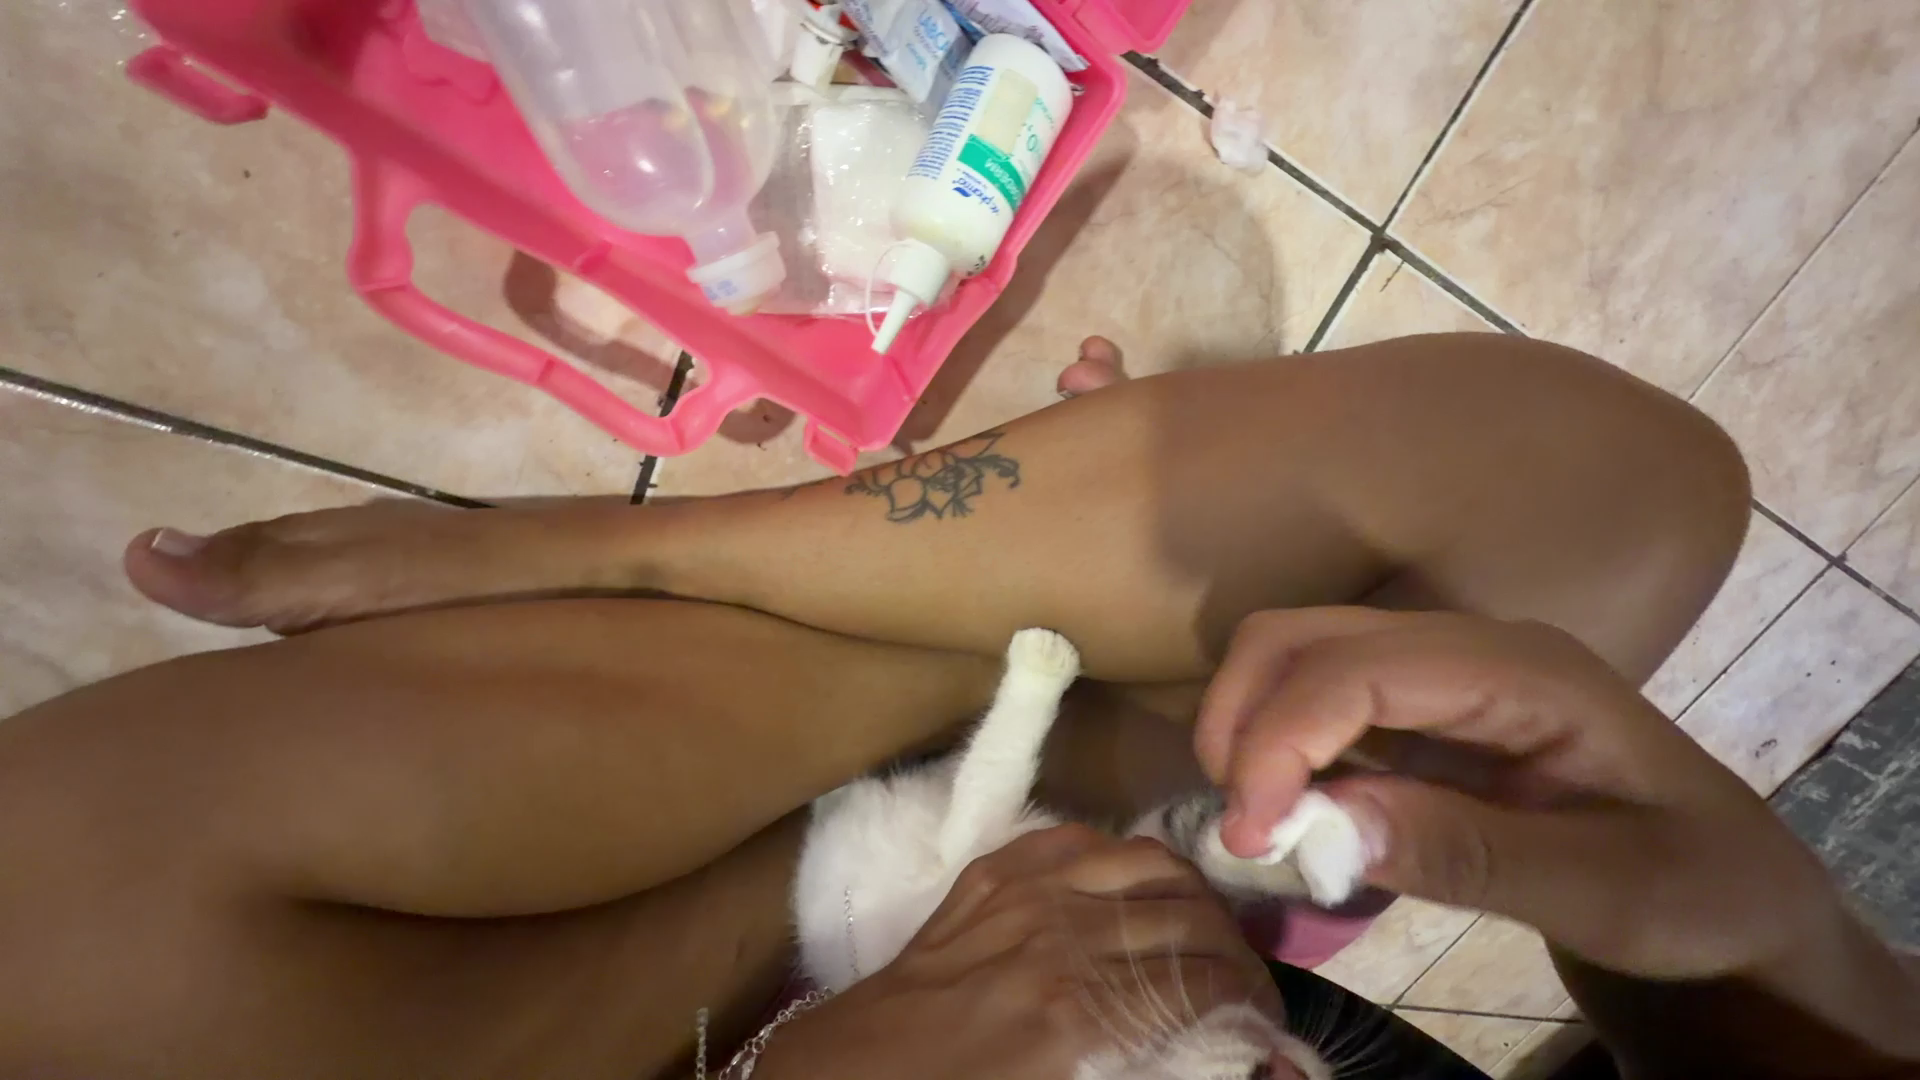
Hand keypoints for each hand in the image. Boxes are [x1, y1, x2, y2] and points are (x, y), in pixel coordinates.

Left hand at [758, 825, 1291, 1079]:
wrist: (872, 1061)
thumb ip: (1159, 1066)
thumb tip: (1263, 1063)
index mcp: (1084, 1012)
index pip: (1204, 980)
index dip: (1253, 997)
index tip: (1266, 1015)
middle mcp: (1065, 932)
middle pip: (1186, 913)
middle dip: (1234, 946)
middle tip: (1242, 975)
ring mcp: (1029, 885)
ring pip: (1146, 860)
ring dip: (1192, 893)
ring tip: (1202, 924)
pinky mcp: (1001, 863)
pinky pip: (1084, 837)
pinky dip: (1124, 858)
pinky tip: (1133, 885)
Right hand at [1194, 607, 1840, 981]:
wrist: (1723, 890)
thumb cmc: (1696, 892)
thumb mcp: (1614, 896)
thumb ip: (1471, 856)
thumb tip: (1321, 827)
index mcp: (1516, 669)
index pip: (1356, 670)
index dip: (1281, 738)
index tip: (1251, 831)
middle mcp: (1453, 644)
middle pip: (1296, 637)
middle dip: (1241, 718)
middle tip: (1239, 819)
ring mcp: (1420, 667)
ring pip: (1284, 655)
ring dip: (1243, 727)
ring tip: (1253, 814)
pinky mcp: (1398, 702)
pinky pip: (1302, 696)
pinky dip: (1266, 742)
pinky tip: (1281, 802)